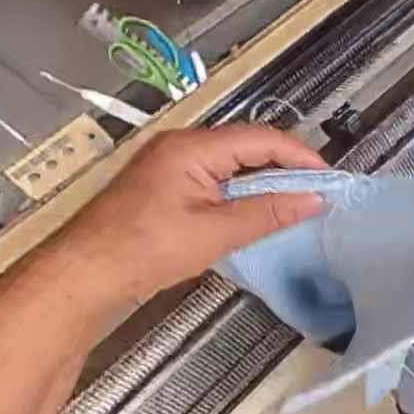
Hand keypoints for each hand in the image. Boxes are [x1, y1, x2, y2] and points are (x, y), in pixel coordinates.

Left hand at [50, 126, 325, 302]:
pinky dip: (243, 192)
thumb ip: (268, 213)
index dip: (300, 157)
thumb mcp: (217, 232)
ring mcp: (172, 164)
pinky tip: (259, 212)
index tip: (326, 180)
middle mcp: (181, 146)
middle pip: (248, 147)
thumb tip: (311, 200)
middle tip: (316, 193)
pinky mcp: (168, 185)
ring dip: (266, 181)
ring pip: (234, 164)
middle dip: (286, 167)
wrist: (87, 273)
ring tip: (295, 203)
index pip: (261, 139)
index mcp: (192, 148)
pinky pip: (217, 179)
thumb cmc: (143, 250)